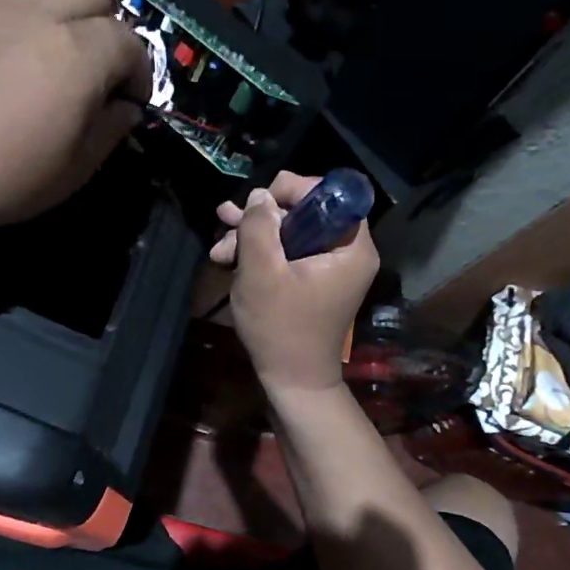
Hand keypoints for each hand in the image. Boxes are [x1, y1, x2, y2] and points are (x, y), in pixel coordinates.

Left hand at [0, 0, 150, 233]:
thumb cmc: (4, 178)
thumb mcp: (75, 170)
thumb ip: (111, 130)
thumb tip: (127, 107)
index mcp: (80, 55)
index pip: (129, 43)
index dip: (138, 72)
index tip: (129, 100)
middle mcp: (44, 11)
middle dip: (107, 29)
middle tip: (95, 69)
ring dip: (65, 5)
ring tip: (54, 41)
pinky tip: (7, 22)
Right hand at [212, 172, 378, 391]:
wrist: (291, 379)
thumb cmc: (280, 327)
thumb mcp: (262, 273)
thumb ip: (259, 228)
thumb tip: (259, 197)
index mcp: (350, 247)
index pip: (332, 195)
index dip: (294, 189)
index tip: (261, 202)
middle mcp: (346, 252)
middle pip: (305, 212)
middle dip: (262, 218)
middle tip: (228, 224)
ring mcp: (328, 268)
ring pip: (290, 232)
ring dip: (253, 236)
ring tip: (219, 248)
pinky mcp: (311, 280)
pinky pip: (288, 253)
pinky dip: (260, 254)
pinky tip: (227, 257)